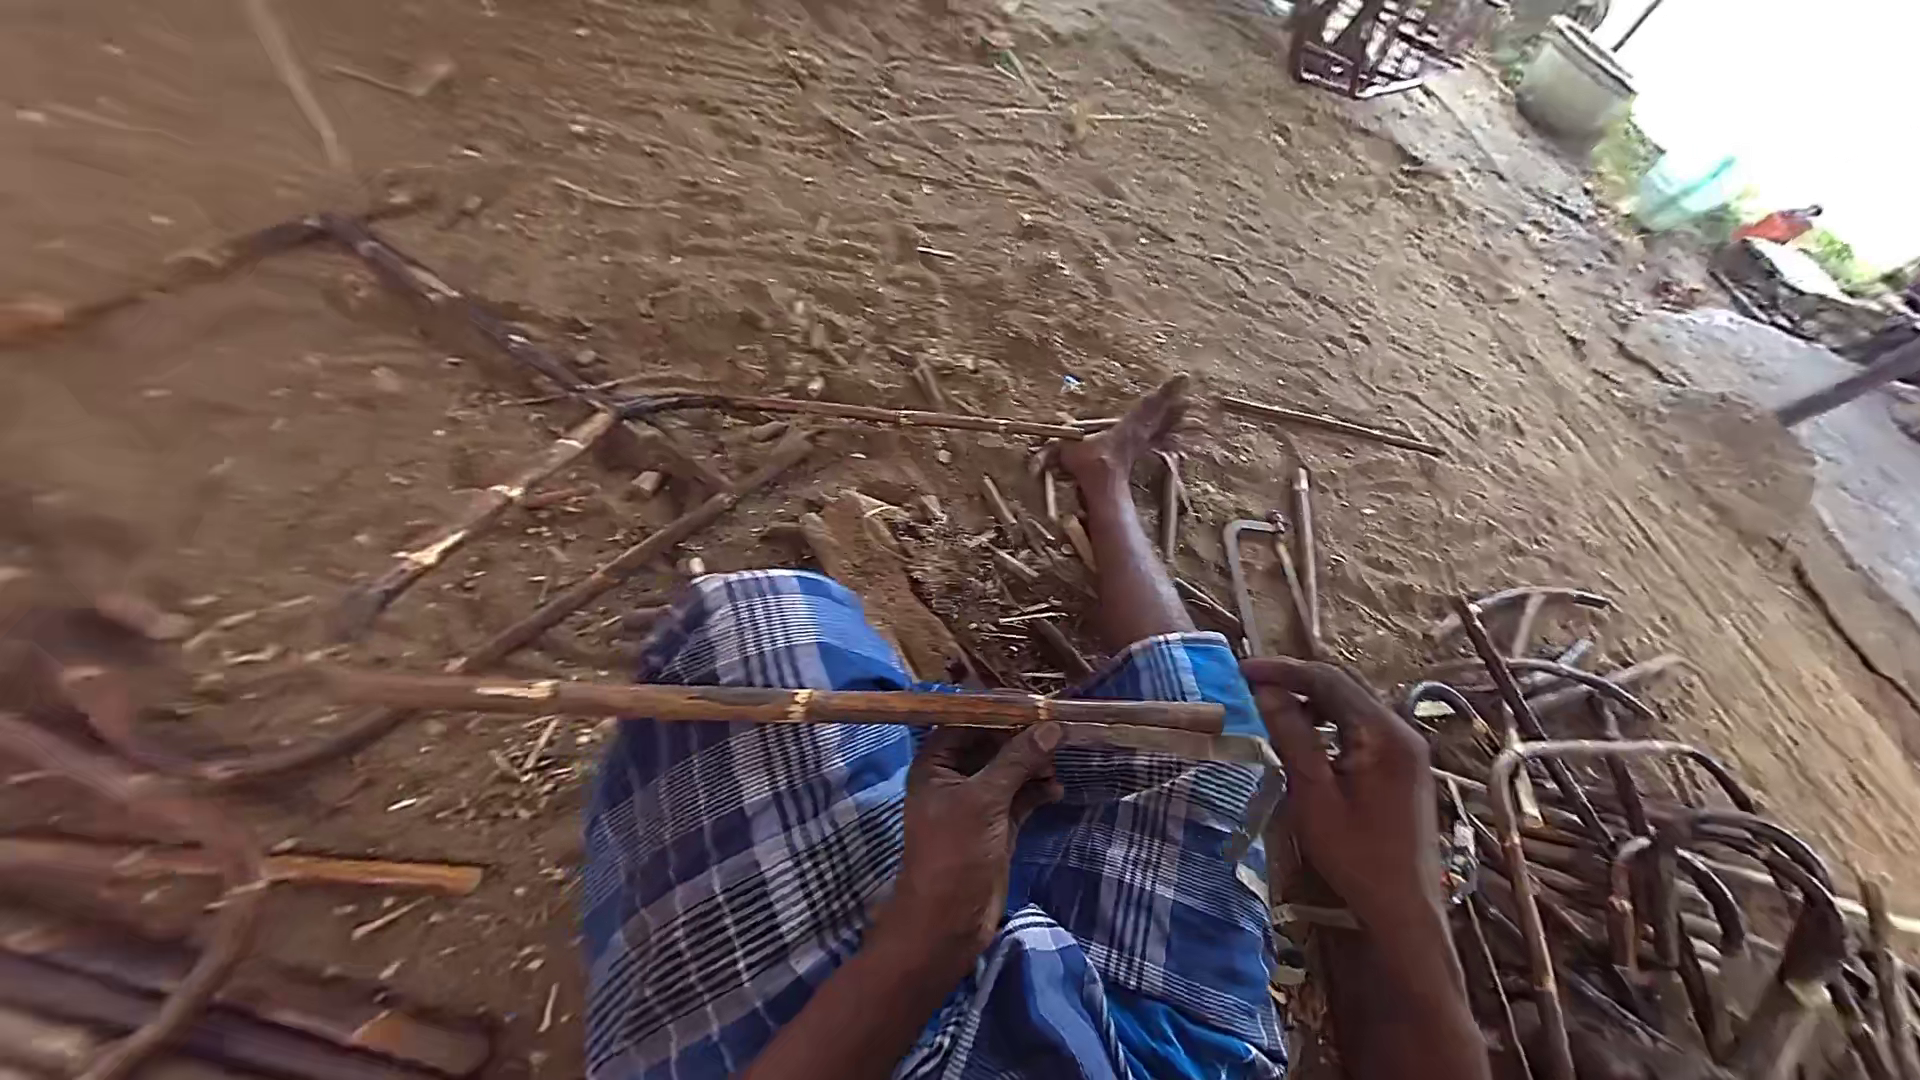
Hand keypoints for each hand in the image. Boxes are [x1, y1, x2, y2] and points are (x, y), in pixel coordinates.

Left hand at [875, 723, 1062, 971]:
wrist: (948, 924)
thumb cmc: (954, 852)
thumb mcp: (984, 800)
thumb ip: (1017, 760)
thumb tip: (1051, 726)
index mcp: (936, 761)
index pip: (968, 721)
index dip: (1000, 710)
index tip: (1036, 703)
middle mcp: (954, 775)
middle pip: (992, 743)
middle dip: (1023, 739)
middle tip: (1055, 734)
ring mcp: (977, 800)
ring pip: (1010, 768)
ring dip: (1033, 765)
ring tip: (1055, 766)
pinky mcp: (997, 822)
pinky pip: (1020, 795)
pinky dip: (1037, 790)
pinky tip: (1056, 790)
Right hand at [1241, 657, 1440, 928]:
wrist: (1404, 910)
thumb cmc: (1354, 855)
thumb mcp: (1313, 792)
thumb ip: (1291, 735)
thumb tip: (1265, 690)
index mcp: (1384, 735)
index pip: (1328, 680)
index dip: (1282, 670)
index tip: (1242, 670)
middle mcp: (1401, 732)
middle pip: (1342, 685)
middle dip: (1294, 678)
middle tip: (1250, 680)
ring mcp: (1405, 749)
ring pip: (1350, 703)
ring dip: (1308, 697)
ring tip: (1268, 701)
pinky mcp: (1401, 765)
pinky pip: (1358, 724)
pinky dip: (1325, 717)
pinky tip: (1301, 730)